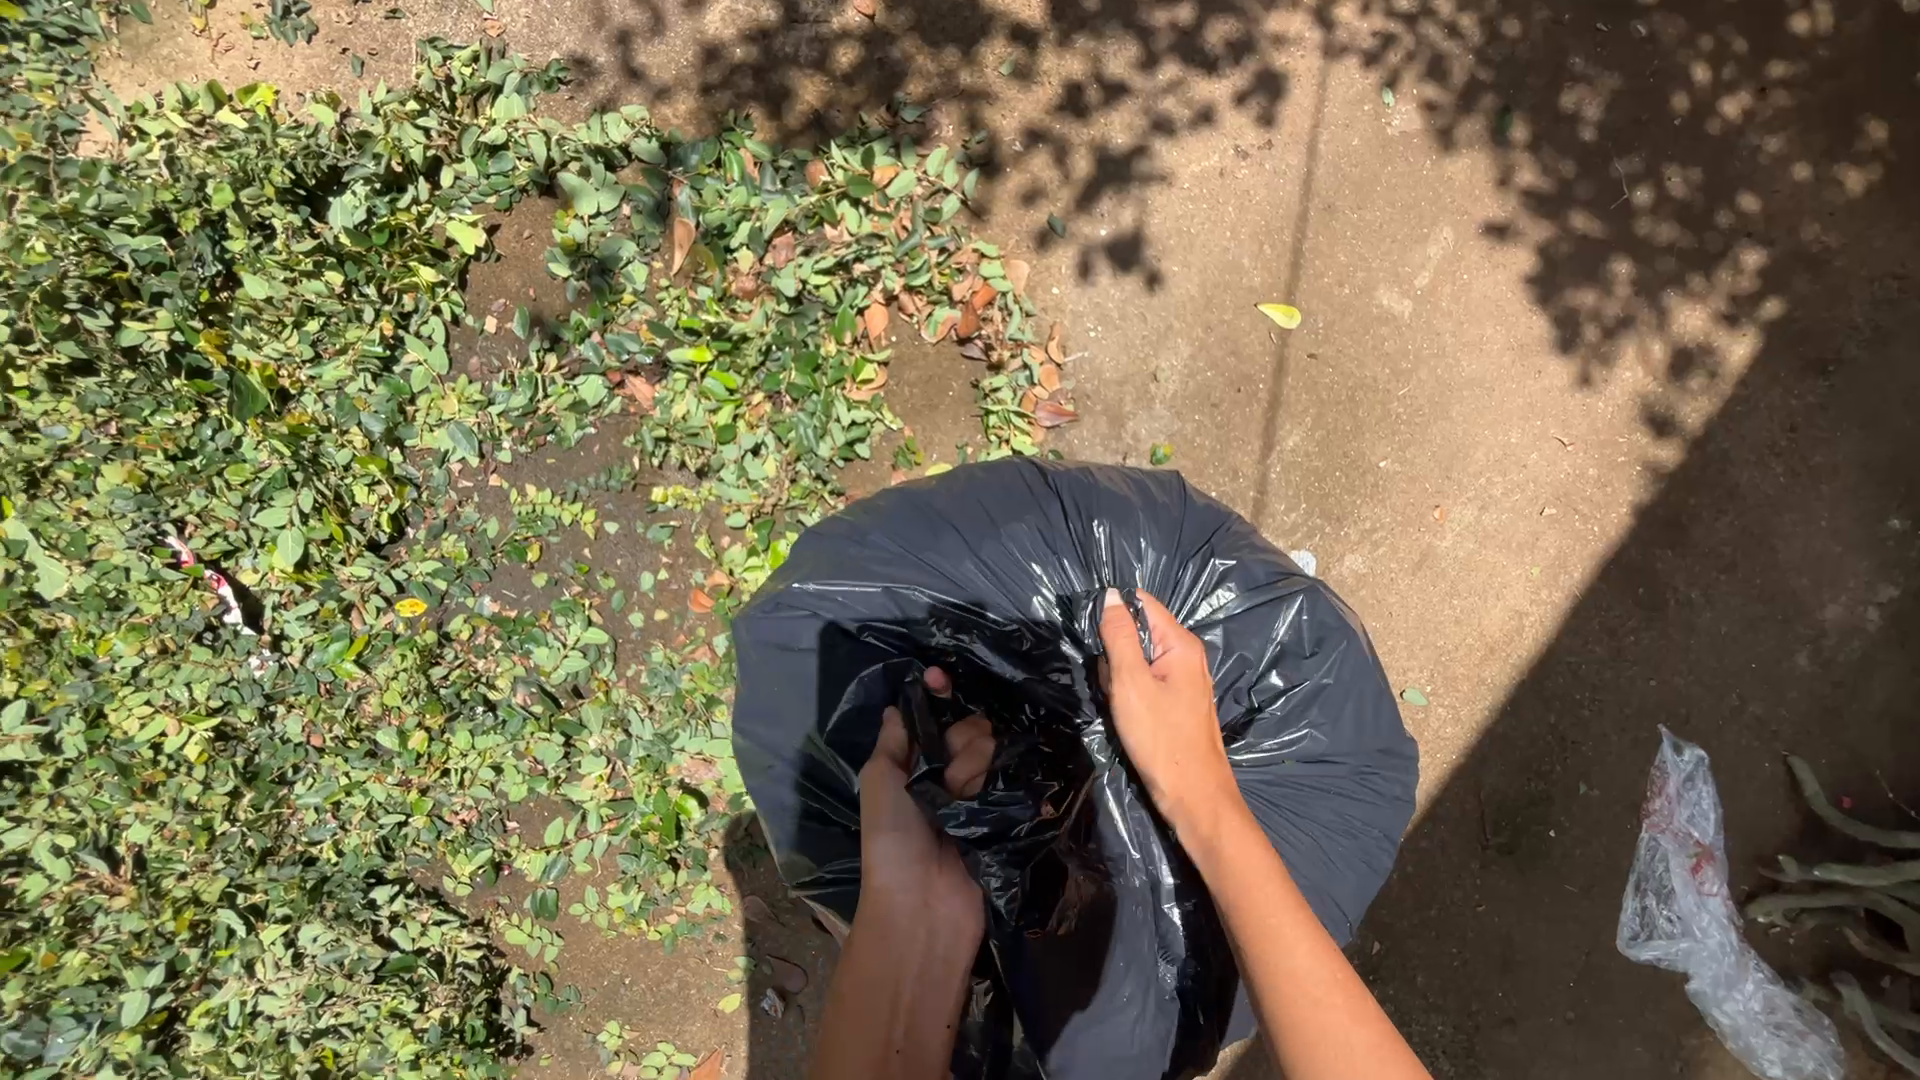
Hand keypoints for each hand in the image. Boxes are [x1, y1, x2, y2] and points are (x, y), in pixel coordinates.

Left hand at [857, 666, 993, 940]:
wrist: (922, 905)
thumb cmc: (891, 838)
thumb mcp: (879, 780)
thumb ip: (892, 741)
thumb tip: (895, 706)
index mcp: (915, 766)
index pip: (935, 719)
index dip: (940, 695)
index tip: (941, 678)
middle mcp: (947, 777)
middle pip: (970, 729)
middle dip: (961, 740)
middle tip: (948, 776)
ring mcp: (978, 798)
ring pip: (991, 752)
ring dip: (975, 768)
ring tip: (962, 798)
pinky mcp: (1005, 819)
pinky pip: (1013, 783)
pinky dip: (1006, 782)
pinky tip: (1000, 792)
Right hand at [1097, 588, 1235, 837]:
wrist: (1192, 794)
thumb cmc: (1160, 737)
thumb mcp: (1130, 682)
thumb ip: (1118, 636)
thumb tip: (1111, 594)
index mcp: (1180, 643)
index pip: (1142, 603)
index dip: (1113, 611)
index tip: (1093, 635)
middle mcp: (1186, 654)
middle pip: (1137, 632)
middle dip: (1114, 651)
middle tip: (1110, 680)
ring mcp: (1182, 679)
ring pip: (1136, 659)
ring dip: (1118, 676)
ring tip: (1118, 701)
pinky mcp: (1175, 700)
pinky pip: (1143, 681)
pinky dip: (1128, 693)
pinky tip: (1126, 714)